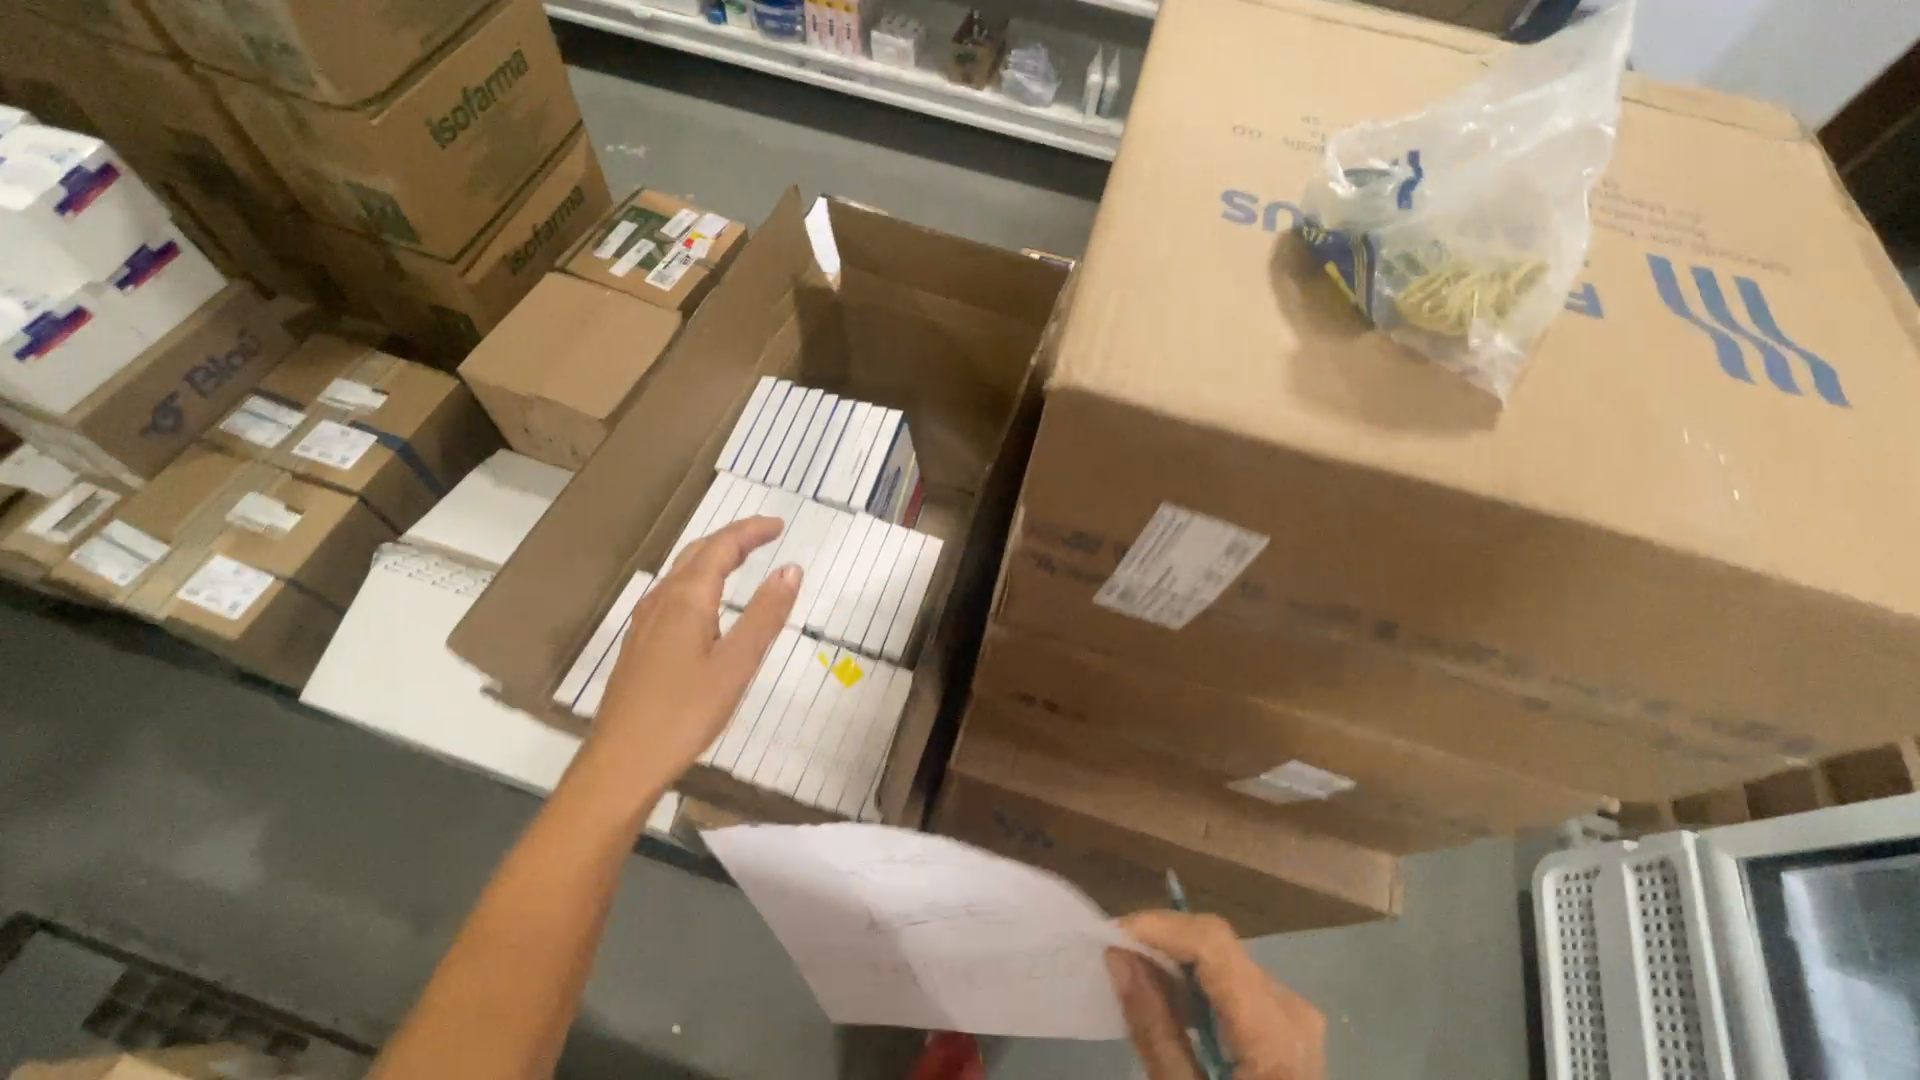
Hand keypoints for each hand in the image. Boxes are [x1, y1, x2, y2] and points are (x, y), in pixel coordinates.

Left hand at [572, 516, 799, 802]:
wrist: (622, 761)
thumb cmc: (685, 713)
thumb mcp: (737, 665)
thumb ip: (765, 615)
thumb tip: (791, 569)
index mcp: (687, 600)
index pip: (721, 547)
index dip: (750, 531)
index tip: (779, 525)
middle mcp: (662, 602)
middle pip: (697, 554)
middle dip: (732, 539)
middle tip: (765, 536)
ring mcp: (645, 623)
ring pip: (681, 574)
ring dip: (713, 558)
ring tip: (741, 560)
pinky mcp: (640, 645)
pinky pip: (672, 595)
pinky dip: (698, 582)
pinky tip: (705, 605)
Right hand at [1107, 912, 1326, 1079]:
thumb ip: (1153, 1027)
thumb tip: (1119, 956)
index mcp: (1275, 1034)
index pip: (1214, 944)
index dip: (1158, 928)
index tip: (1108, 938)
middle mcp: (1293, 1010)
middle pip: (1218, 947)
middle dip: (1161, 945)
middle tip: (1113, 964)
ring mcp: (1296, 1018)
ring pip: (1224, 960)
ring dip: (1176, 964)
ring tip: (1136, 987)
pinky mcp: (1289, 1029)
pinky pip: (1235, 984)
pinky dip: (1197, 987)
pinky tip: (1171, 1011)